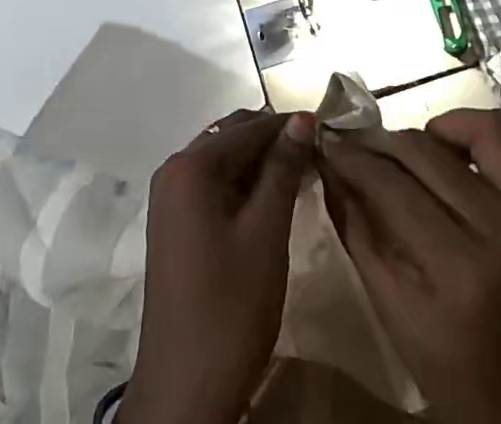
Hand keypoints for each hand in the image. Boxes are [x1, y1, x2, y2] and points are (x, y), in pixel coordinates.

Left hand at [119, 109, 314, 423]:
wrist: (186, 382)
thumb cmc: (231, 304)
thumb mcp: (266, 231)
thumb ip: (283, 169)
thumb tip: (301, 119)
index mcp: (190, 166)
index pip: (248, 127)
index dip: (289, 125)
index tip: (330, 129)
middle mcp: (173, 171)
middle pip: (231, 139)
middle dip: (275, 142)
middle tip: (321, 154)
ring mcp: (171, 199)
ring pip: (224, 164)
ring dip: (263, 165)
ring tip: (307, 174)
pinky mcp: (176, 224)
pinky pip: (215, 187)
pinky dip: (246, 187)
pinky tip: (277, 199)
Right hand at [318, 110, 500, 423]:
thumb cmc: (445, 356)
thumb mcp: (386, 299)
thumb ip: (354, 223)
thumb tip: (328, 163)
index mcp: (460, 270)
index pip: (393, 187)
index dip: (353, 159)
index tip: (327, 144)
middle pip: (427, 154)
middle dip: (380, 142)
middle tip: (355, 144)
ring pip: (480, 131)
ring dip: (432, 129)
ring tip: (407, 150)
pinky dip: (476, 131)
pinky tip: (447, 150)